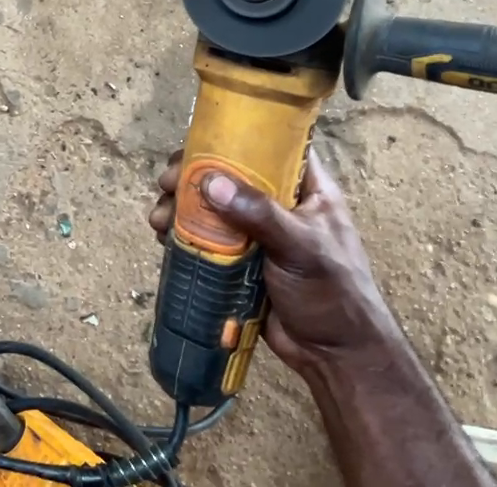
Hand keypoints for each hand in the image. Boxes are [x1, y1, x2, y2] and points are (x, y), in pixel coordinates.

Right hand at [147, 150, 400, 379]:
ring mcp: (255, 230)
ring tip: (159, 219)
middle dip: (190, 174)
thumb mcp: (302, 248)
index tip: (196, 141)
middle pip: (227, 173)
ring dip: (178, 205)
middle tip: (166, 183)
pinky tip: (162, 236)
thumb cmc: (335, 295)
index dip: (234, 136)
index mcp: (305, 190)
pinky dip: (180, 231)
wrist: (338, 359)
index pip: (271, 146)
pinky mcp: (237, 256)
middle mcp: (277, 203)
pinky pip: (203, 234)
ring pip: (208, 203)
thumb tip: (209, 182)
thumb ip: (259, 214)